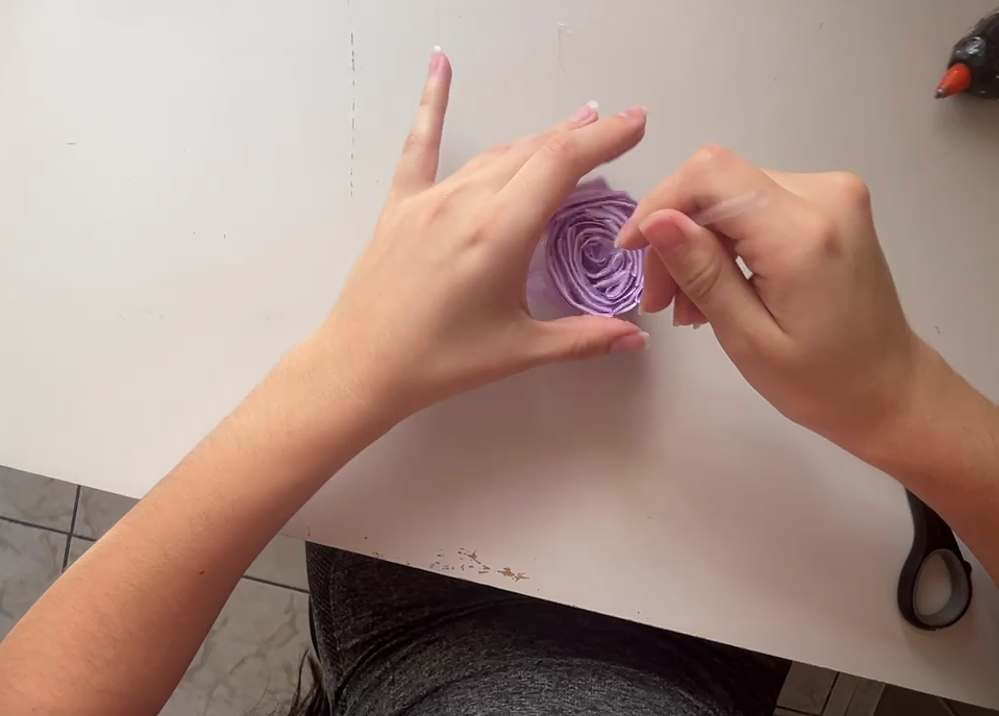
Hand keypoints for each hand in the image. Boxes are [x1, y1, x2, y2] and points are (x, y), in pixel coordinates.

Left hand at [294, 51, 649, 423]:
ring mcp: (431, 199)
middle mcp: (467, 202)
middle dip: (579, 137)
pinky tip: (440, 67)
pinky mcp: (402, 206)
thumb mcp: (519, 350)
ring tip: (570, 126)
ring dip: (536, 138)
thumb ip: (583, 338)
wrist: (363, 366)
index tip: (634, 124)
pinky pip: (421, 145)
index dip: (605, 139)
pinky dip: (433, 104)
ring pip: (494, 153)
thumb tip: (634, 339)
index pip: (563, 165)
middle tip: (612, 128)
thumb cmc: (439, 362)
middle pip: (534, 151)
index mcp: (500, 232)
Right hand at [616, 145, 934, 452]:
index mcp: (802, 232)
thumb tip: (656, 220)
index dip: (659, 204)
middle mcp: (823, 193)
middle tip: (661, 302)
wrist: (886, 388)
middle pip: (718, 184)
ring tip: (691, 307)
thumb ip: (702, 272)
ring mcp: (832, 194)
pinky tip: (720, 288)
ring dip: (699, 245)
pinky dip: (728, 243)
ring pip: (732, 195)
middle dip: (676, 236)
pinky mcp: (831, 205)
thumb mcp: (748, 337)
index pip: (711, 175)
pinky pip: (758, 207)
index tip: (631, 254)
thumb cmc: (819, 382)